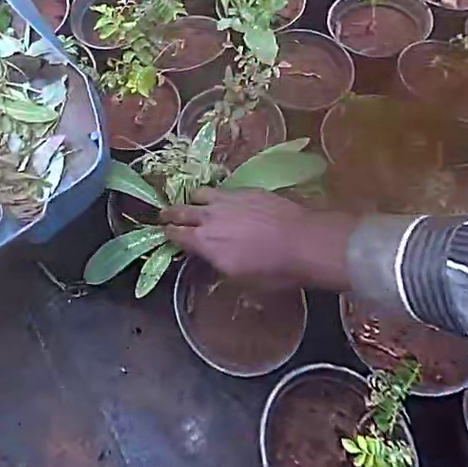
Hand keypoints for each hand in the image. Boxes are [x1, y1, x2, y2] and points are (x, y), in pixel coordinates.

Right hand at [158, 189, 357, 290]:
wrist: (302, 241)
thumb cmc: (272, 270)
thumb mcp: (240, 277)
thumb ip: (218, 263)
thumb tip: (212, 257)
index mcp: (204, 242)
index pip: (175, 234)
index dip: (167, 234)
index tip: (165, 233)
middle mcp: (210, 216)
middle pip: (180, 210)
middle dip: (170, 213)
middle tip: (165, 214)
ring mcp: (227, 199)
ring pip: (200, 193)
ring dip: (194, 200)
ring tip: (196, 204)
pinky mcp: (246, 189)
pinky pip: (224, 190)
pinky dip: (218, 196)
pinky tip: (226, 201)